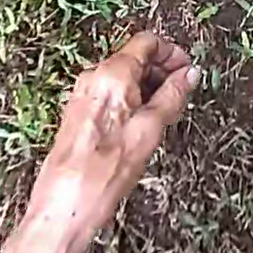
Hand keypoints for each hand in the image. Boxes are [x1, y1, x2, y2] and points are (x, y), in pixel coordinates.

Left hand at [11, 32, 199, 252]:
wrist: (62, 210)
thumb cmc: (103, 172)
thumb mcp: (151, 130)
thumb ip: (173, 95)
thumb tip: (190, 74)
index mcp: (112, 73)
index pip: (147, 42)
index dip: (172, 53)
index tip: (187, 72)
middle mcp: (94, 77)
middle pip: (136, 57)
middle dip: (162, 72)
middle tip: (181, 96)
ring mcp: (83, 95)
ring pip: (124, 77)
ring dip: (148, 88)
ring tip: (164, 117)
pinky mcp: (78, 113)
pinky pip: (111, 94)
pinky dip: (131, 101)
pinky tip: (141, 128)